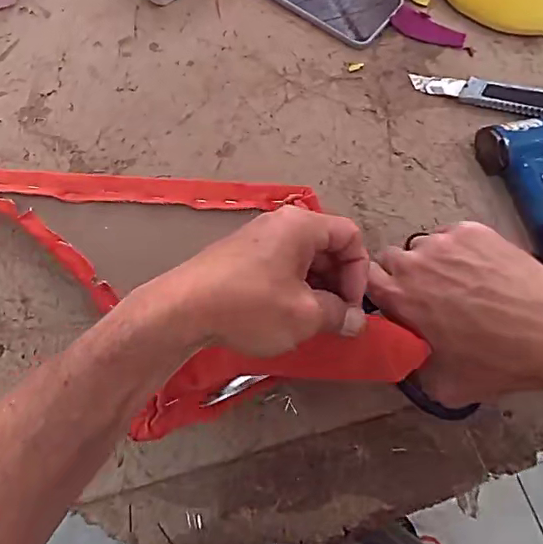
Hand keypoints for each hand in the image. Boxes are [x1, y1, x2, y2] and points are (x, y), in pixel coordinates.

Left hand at [140, 206, 370, 357]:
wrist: (182, 310)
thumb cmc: (248, 305)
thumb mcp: (304, 316)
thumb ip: (339, 315)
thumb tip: (355, 320)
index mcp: (301, 225)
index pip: (350, 236)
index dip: (360, 272)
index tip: (352, 305)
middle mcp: (280, 223)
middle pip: (327, 244)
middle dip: (338, 282)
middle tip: (336, 316)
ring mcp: (258, 237)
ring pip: (304, 257)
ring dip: (316, 287)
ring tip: (311, 320)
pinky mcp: (241, 255)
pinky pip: (281, 264)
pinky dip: (293, 286)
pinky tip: (284, 315)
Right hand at [370, 222, 542, 406]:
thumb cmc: (502, 357)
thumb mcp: (446, 386)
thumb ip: (413, 370)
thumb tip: (408, 363)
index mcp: (402, 297)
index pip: (366, 278)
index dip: (378, 288)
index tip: (391, 299)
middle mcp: (417, 263)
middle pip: (393, 258)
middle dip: (405, 275)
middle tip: (428, 295)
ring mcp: (446, 242)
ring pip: (425, 246)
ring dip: (433, 262)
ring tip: (461, 284)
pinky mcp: (472, 231)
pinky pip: (453, 236)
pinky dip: (461, 250)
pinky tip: (482, 272)